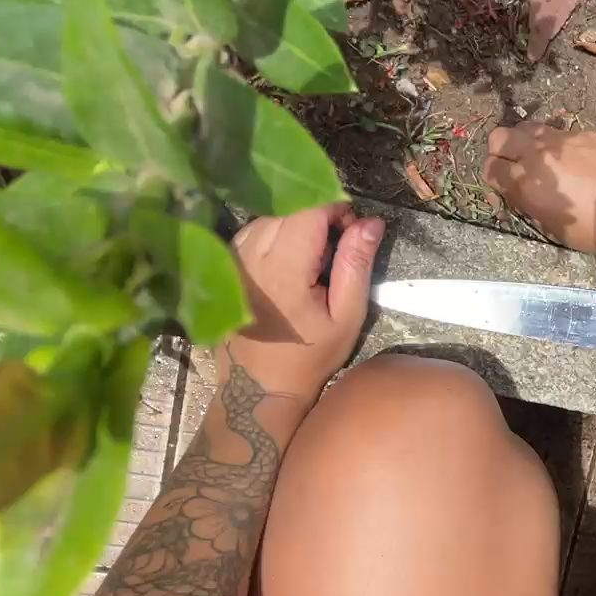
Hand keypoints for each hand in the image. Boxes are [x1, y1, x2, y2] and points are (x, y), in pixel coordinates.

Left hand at [221, 203, 385, 405]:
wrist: (259, 384)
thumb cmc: (312, 354)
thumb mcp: (347, 315)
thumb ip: (356, 265)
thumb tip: (371, 223)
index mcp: (284, 269)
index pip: (308, 212)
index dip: (336, 210)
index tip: (354, 228)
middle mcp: (251, 258)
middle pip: (287, 211)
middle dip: (317, 216)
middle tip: (339, 244)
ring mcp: (232, 261)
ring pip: (267, 218)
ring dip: (295, 224)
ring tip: (314, 253)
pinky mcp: (224, 267)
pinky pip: (250, 232)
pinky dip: (274, 234)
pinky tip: (288, 258)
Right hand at [484, 122, 595, 264]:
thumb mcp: (554, 228)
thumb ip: (530, 204)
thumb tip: (518, 192)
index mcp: (526, 184)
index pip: (491, 169)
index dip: (494, 178)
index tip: (502, 186)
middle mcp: (539, 155)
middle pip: (500, 137)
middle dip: (500, 152)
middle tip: (513, 167)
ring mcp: (564, 139)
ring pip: (529, 128)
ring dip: (526, 142)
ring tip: (540, 159)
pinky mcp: (588, 134)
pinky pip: (562, 133)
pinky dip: (559, 145)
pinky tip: (576, 162)